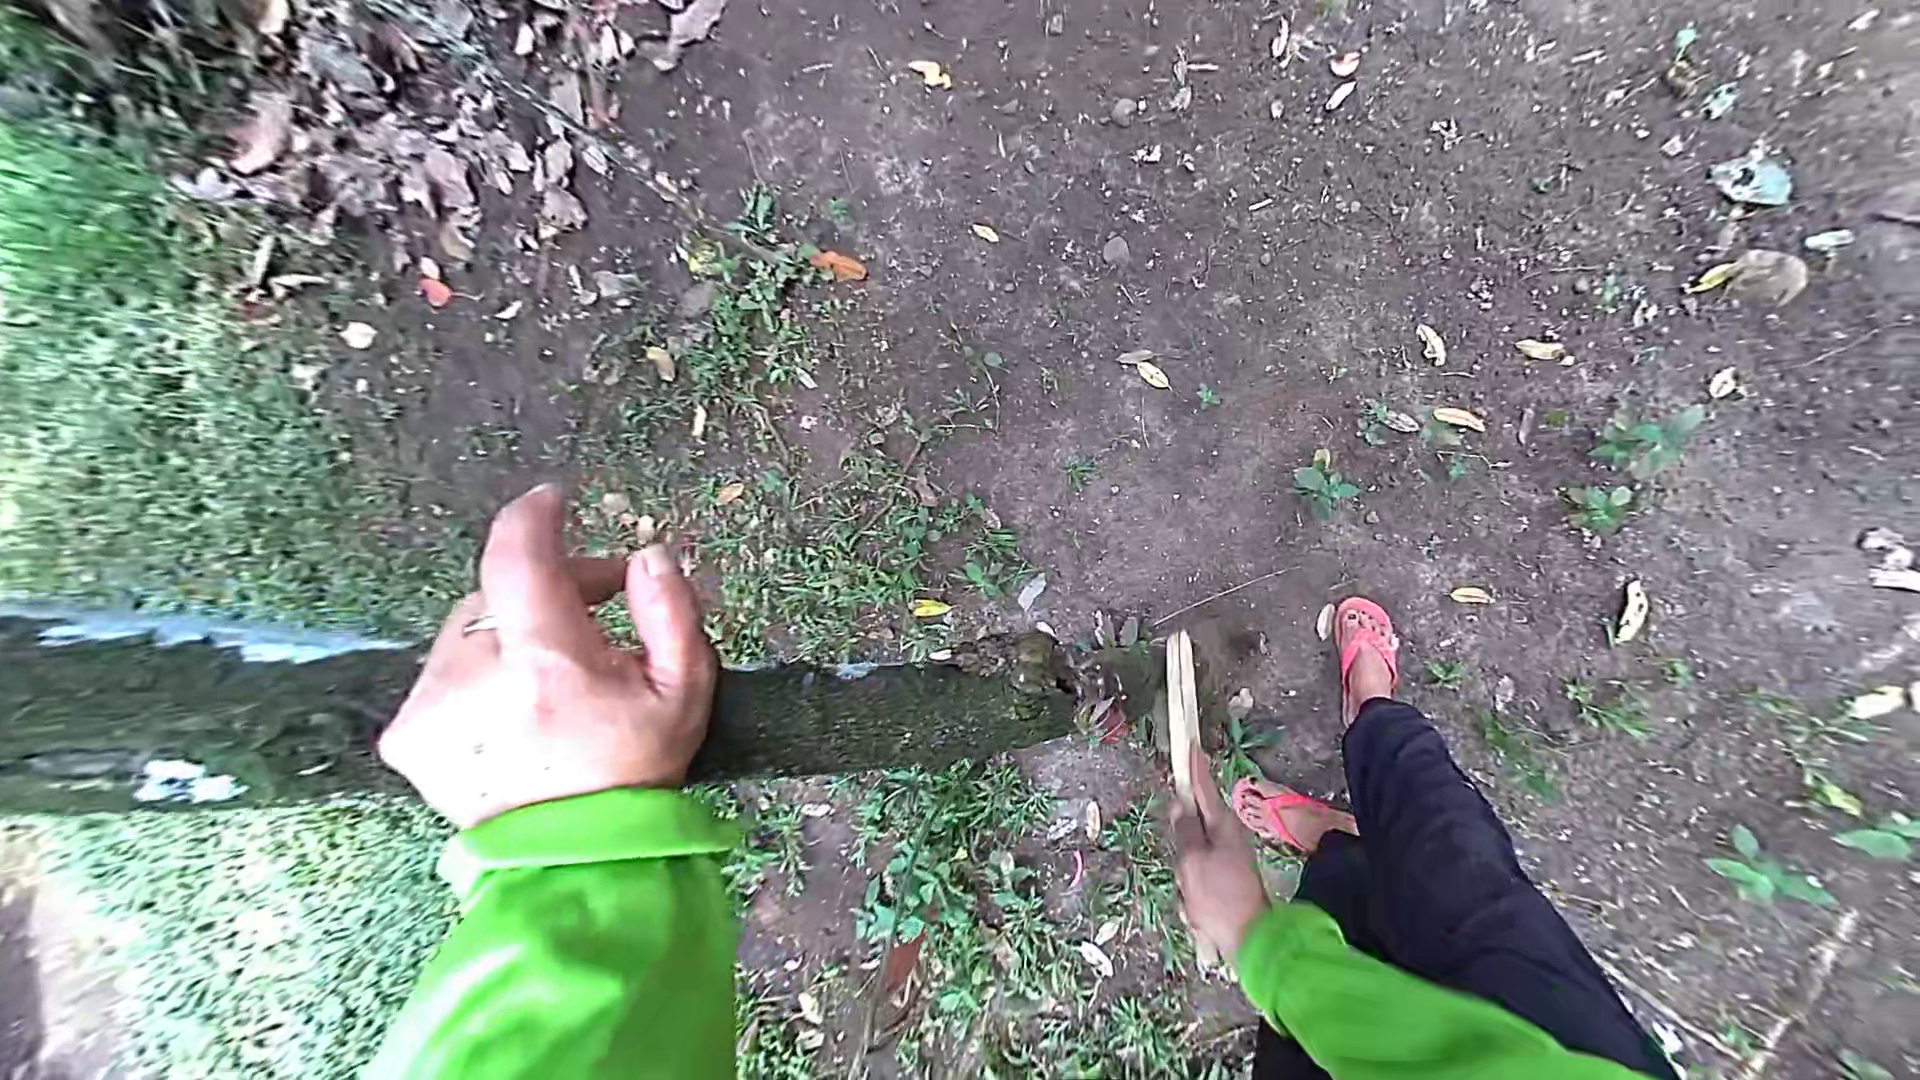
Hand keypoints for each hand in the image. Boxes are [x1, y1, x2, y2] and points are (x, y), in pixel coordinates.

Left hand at [379, 484, 717, 828]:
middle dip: (553, 583)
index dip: (534, 517)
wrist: (578, 855)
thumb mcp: (687, 684)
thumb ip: (672, 610)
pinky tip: (523, 696)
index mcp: (548, 664)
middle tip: (604, 603)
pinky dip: (489, 660)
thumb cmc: (641, 761)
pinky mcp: (406, 734)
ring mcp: (429, 708)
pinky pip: (449, 665)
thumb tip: (648, 554)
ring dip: (520, 622)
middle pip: (500, 590)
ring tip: (565, 657)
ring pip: (472, 625)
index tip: (554, 498)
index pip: (520, 561)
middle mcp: (472, 678)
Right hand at [1171, 745, 1269, 960]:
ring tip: (1193, 896)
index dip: (1194, 765)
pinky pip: (1199, 872)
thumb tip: (1180, 803)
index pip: (1203, 786)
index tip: (1190, 743)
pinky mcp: (1226, 876)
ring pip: (1192, 850)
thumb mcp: (1191, 860)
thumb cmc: (1219, 897)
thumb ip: (1183, 829)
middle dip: (1181, 842)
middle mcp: (1228, 835)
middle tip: (1183, 866)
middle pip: (1193, 821)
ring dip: (1187, 872)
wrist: (1253, 943)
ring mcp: (1229, 856)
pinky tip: (1199, 908)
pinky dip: (1194, 887)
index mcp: (1221, 825)